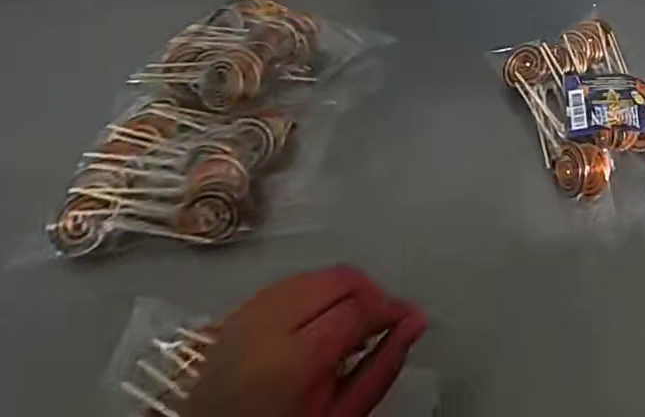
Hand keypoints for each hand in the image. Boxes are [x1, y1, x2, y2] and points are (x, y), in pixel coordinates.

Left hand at [185, 265, 427, 416]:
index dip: (391, 308)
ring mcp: (240, 321)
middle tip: (381, 320)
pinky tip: (317, 321)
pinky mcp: (228, 320)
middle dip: (370, 293)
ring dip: (342, 291)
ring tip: (350, 322)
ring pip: (315, 276)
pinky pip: (285, 286)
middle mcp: (262, 330)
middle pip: (340, 279)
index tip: (407, 320)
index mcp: (290, 361)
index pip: (360, 306)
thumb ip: (381, 368)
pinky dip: (312, 294)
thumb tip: (415, 322)